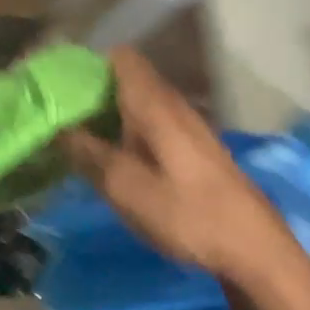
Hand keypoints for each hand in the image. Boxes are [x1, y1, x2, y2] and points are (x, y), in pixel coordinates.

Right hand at [62, 48, 300, 282]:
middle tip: (54, 115)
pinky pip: (150, 126)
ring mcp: (188, 129)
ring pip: (138, 105)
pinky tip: (110, 159)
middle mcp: (173, 107)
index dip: (87, 63)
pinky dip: (125, 133)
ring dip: (106, 115)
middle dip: (90, 92)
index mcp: (155, 105)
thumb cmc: (185, 213)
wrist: (255, 252)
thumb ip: (86, 151)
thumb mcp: (123, 186)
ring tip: (73, 136)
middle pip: (127, 80)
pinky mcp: (194, 152)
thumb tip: (54, 127)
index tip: (56, 84)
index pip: (120, 58)